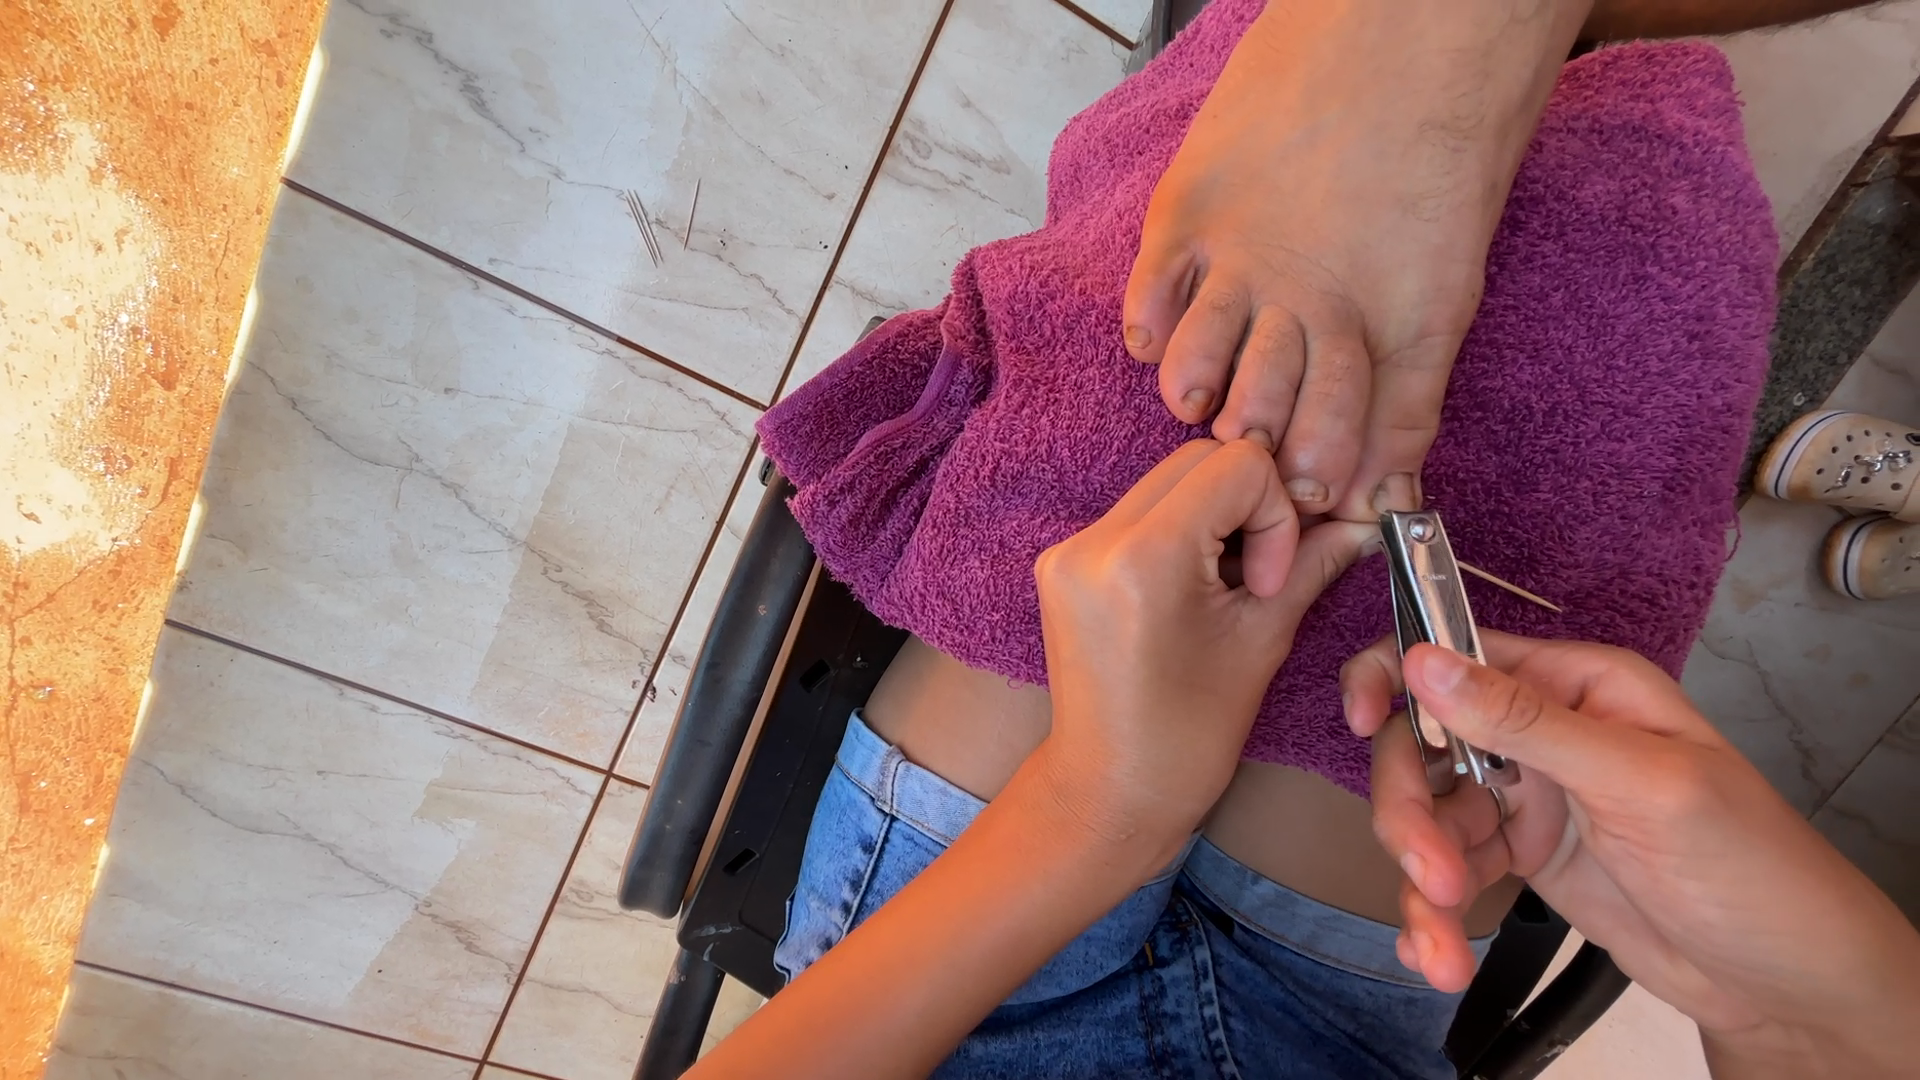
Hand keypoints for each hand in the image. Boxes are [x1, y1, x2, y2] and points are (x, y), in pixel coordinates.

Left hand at [1033, 438, 1372, 867]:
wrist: (1109, 784)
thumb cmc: (1188, 734)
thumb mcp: (1261, 642)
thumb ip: (1309, 566)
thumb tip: (1355, 521)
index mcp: (1141, 557)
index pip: (1236, 464)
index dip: (1276, 511)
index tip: (1265, 579)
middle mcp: (1092, 539)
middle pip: (1195, 459)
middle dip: (1245, 503)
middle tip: (1253, 574)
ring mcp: (1067, 548)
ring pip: (1164, 482)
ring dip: (1210, 515)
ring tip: (1220, 584)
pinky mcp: (1059, 561)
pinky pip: (1133, 513)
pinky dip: (1173, 531)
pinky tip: (1185, 587)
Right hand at [1124, 0, 1587, 519]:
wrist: (1418, 11)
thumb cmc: (1448, 145)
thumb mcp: (1451, 282)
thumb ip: (1414, 390)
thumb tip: (1394, 488)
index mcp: (1378, 319)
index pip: (1340, 433)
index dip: (1326, 479)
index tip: (1312, 502)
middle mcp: (1301, 297)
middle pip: (1261, 407)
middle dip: (1258, 450)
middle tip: (1249, 461)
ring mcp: (1238, 251)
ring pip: (1197, 360)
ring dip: (1195, 396)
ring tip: (1195, 406)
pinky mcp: (1189, 207)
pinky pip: (1149, 290)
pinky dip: (1147, 326)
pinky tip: (1152, 341)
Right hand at [1341, 631, 1919, 1073]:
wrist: (1796, 998)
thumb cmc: (1752, 871)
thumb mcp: (1643, 785)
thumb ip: (1526, 722)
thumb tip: (1420, 660)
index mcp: (1567, 686)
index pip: (1450, 655)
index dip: (1391, 677)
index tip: (1360, 721)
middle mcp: (1529, 728)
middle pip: (1418, 744)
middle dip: (1410, 811)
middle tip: (1428, 872)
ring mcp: (1513, 791)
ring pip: (1421, 809)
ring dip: (1418, 873)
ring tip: (1439, 940)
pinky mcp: (1506, 850)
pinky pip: (1439, 862)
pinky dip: (1427, 910)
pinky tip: (1432, 952)